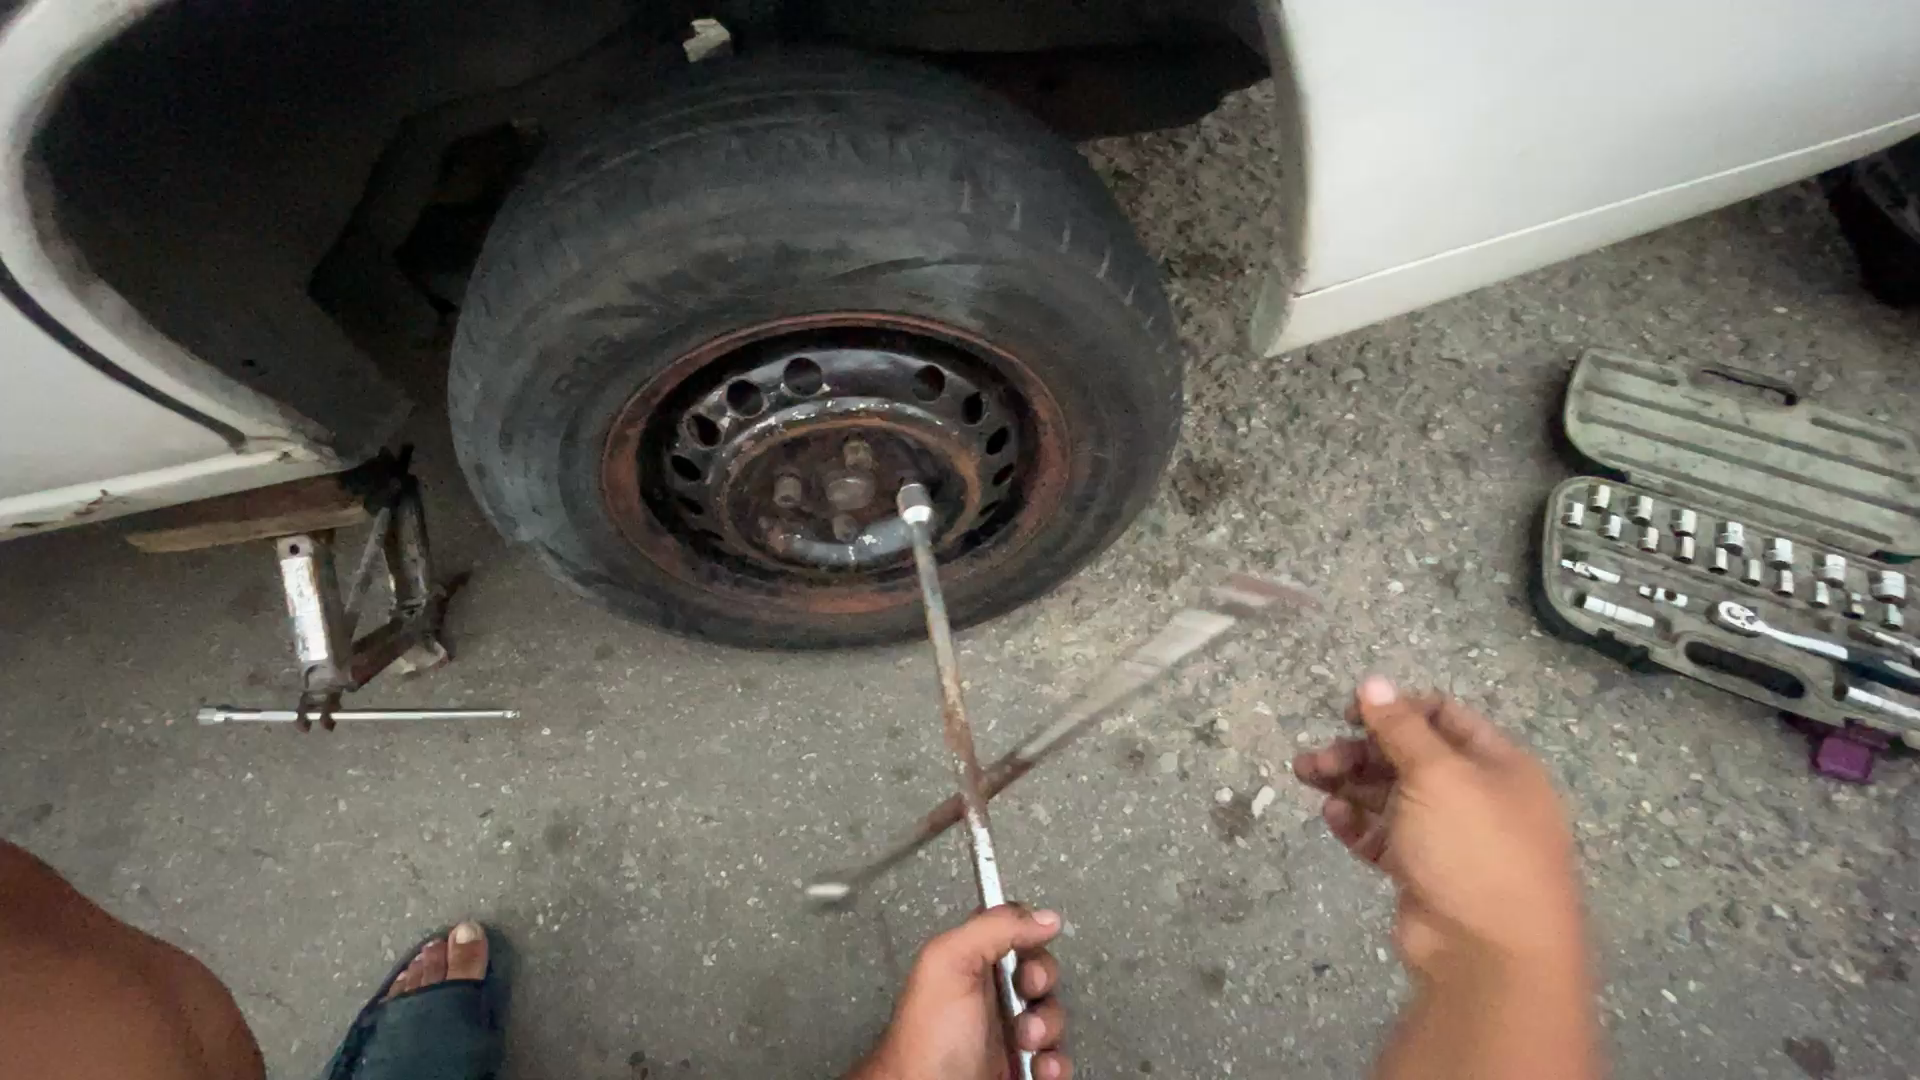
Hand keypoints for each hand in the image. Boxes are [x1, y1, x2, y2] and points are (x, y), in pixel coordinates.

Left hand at [849, 905, 1070, 1079]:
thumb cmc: (930, 1036)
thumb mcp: (951, 963)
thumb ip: (994, 928)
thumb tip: (1045, 916)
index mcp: (971, 960)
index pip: (1012, 929)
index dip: (1028, 933)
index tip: (1026, 950)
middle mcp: (991, 993)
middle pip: (1039, 969)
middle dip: (1042, 982)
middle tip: (1026, 996)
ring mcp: (1008, 1033)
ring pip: (1052, 1014)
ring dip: (1049, 1026)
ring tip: (1027, 1044)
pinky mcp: (1023, 1069)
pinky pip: (1057, 1058)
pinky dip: (1056, 1063)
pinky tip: (1040, 1069)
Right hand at [1292, 677, 1583, 973]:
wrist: (1489, 956)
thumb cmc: (1471, 848)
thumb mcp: (1436, 774)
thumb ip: (1399, 726)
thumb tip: (1372, 681)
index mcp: (1498, 766)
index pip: (1442, 716)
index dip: (1395, 708)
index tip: (1349, 714)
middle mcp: (1478, 796)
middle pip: (1408, 756)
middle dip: (1358, 751)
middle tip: (1317, 758)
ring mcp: (1451, 837)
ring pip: (1390, 794)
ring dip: (1346, 783)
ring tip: (1305, 779)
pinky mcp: (1425, 871)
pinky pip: (1384, 834)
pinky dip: (1357, 823)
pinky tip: (1334, 819)